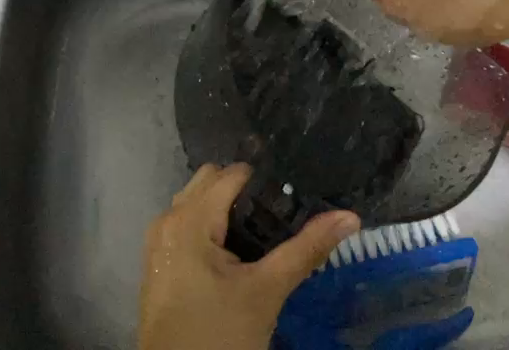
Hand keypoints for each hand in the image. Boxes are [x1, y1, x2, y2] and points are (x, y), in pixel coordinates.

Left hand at [140, 163, 358, 349]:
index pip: (232, 174)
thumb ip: (306, 250)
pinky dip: (210, 228)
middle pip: (211, 181)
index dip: (264, 182)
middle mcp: (168, 219)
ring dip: (226, 210)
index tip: (292, 200)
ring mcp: (159, 242)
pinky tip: (236, 256)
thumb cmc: (220, 335)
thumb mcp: (267, 292)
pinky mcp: (159, 264)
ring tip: (260, 238)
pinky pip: (186, 225)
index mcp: (189, 219)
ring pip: (196, 202)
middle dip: (244, 193)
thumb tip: (350, 217)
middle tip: (277, 221)